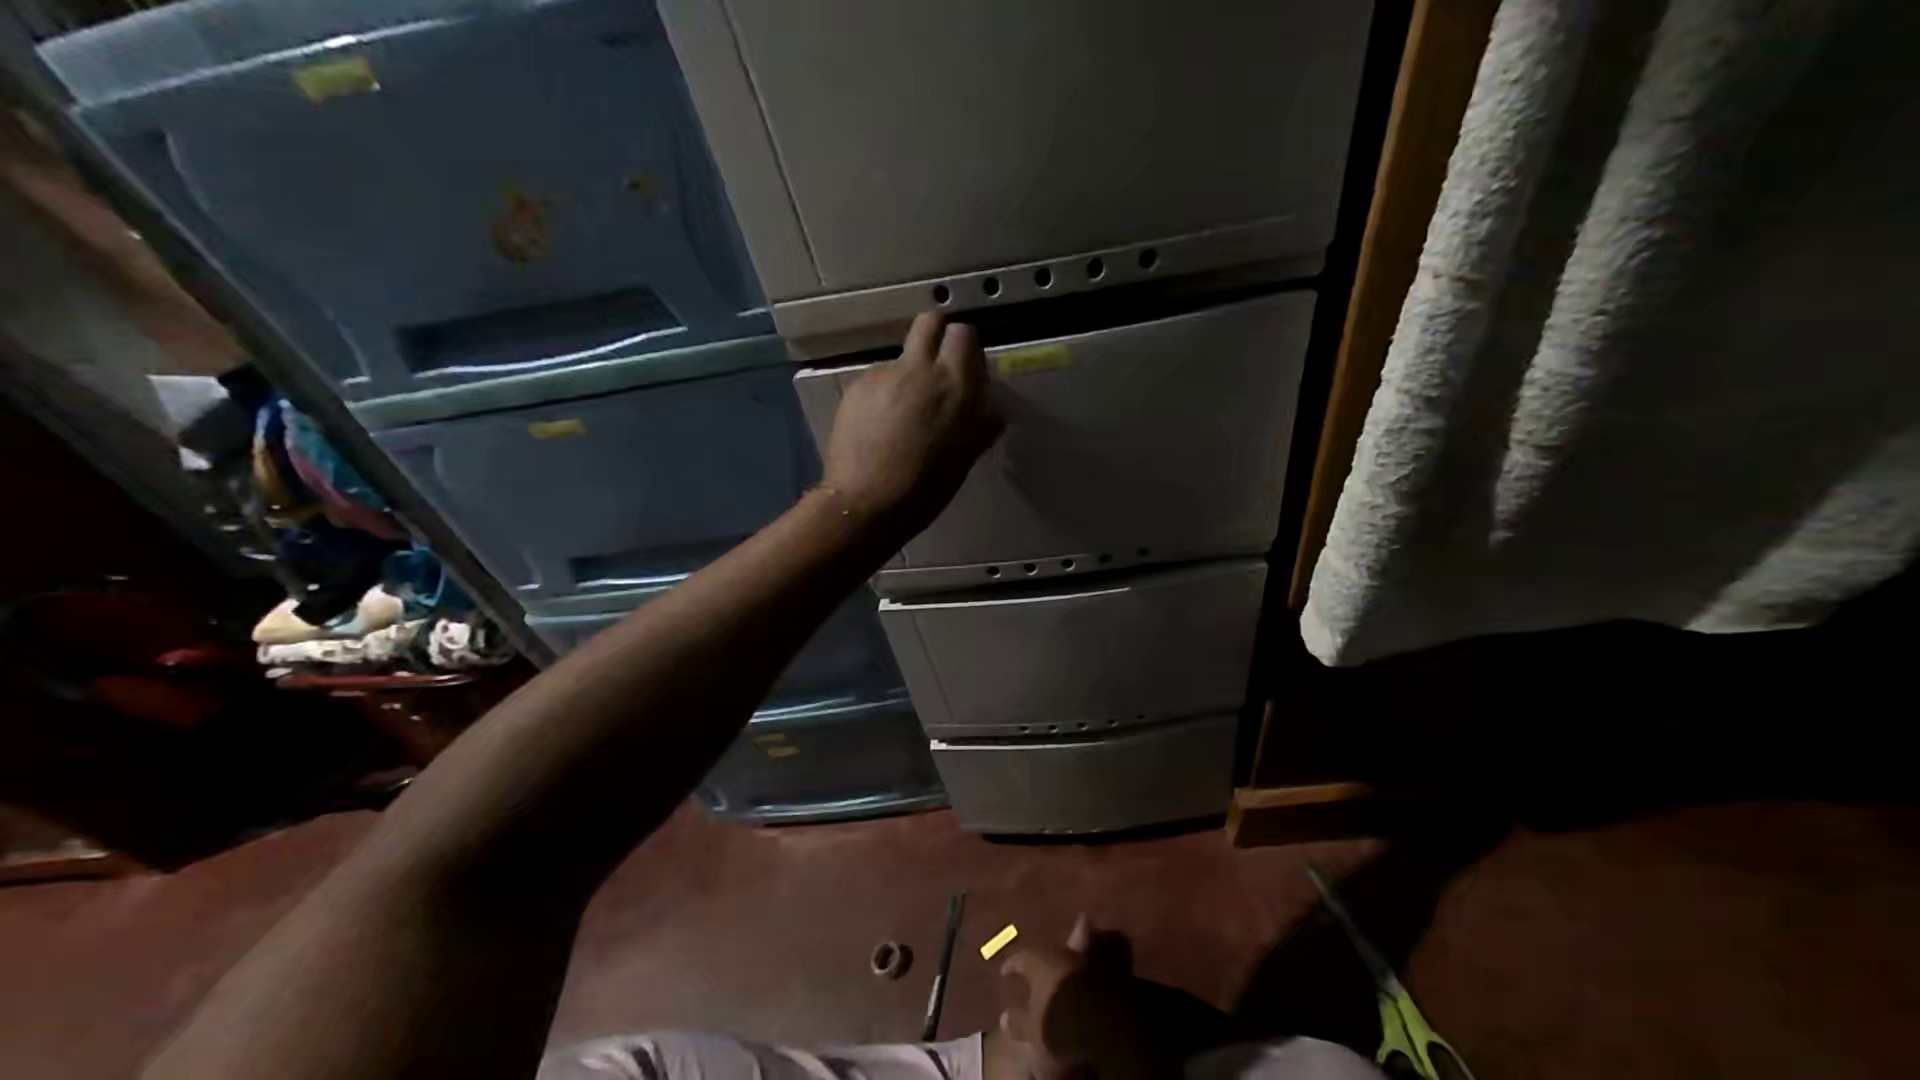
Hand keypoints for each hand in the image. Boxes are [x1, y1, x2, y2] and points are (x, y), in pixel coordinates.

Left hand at [822, 312, 1001, 542]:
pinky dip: (882, 394)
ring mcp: (884, 375)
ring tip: (902, 413)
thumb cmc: (926, 488)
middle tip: (936, 364)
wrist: (867, 502)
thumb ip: (980, 423)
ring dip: (907, 373)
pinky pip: (877, 379)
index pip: (964, 333)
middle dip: (936, 334)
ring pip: (901, 356)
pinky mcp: (857, 386)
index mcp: (955, 385)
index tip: (964, 365)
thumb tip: (990, 410)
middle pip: (929, 322)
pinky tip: (878, 426)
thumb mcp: (965, 456)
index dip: (964, 345)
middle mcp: (920, 369)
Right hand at [997, 917, 1160, 1079]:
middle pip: (1070, 937)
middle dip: (1073, 933)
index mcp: (1042, 961)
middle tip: (1075, 924)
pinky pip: (1113, 963)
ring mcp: (1097, 961)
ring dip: (1094, 945)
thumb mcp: (1032, 1030)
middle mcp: (1068, 953)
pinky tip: (1108, 970)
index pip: (1023, 958)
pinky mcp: (1121, 975)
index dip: (1014, 964)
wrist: (1102, 1028)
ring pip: (1096, 945)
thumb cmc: (1058, 1023)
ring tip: (1093, 946)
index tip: (1007, 972)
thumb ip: (1019, 1021)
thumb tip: (1005, 1017)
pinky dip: (1109, 965)